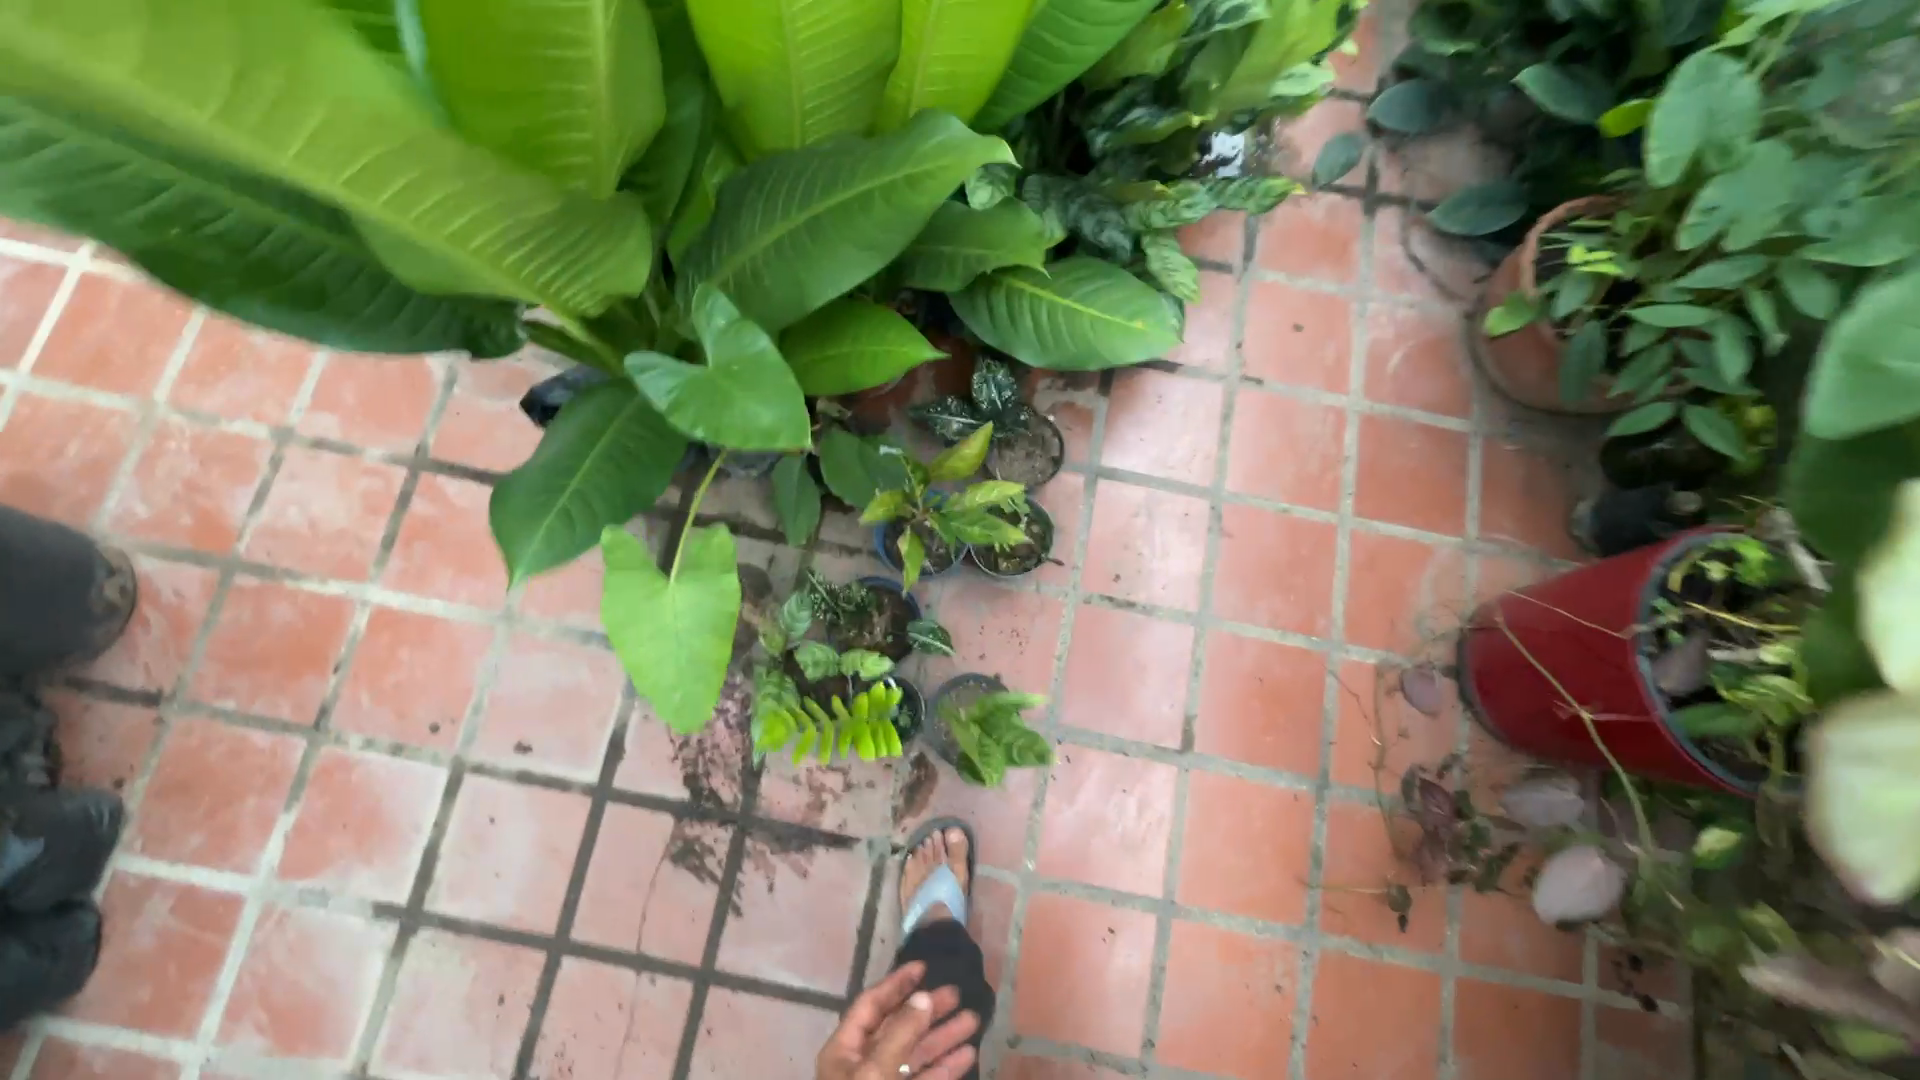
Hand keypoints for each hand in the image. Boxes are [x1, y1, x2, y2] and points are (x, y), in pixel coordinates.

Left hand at [817, 962, 980, 1079]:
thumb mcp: (875, 1075)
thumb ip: (899, 1036)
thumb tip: (922, 996)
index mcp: (844, 1053)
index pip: (871, 1006)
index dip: (896, 984)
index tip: (925, 967)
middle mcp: (863, 1069)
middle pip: (898, 1029)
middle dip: (928, 1010)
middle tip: (958, 994)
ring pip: (916, 1056)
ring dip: (943, 1038)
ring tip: (973, 1020)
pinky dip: (945, 1070)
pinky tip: (967, 1056)